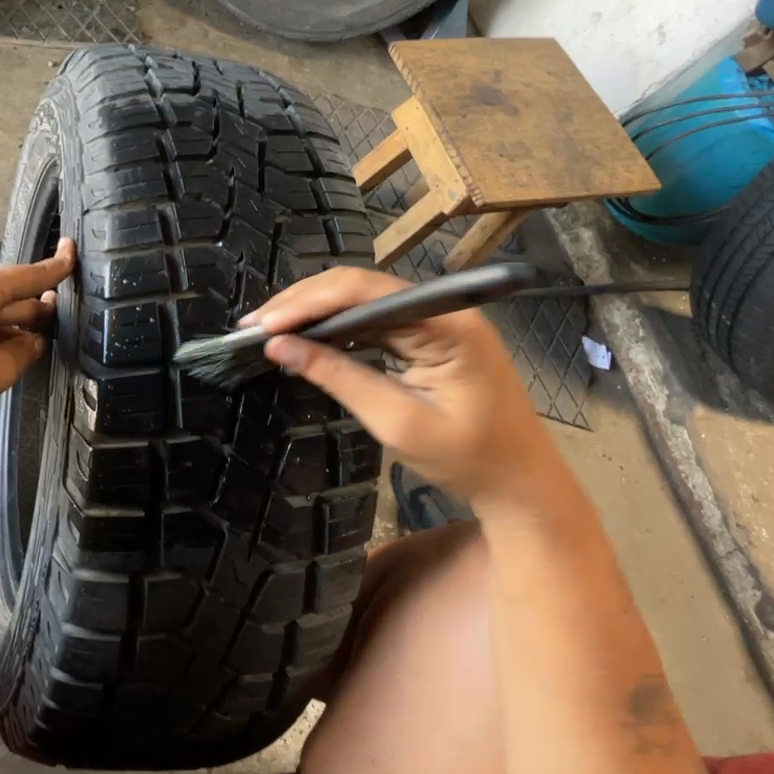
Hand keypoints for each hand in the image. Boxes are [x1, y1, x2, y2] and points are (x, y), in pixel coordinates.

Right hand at [248, 267, 558, 505]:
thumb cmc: (469, 459)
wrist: (522, 485)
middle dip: (300, 304)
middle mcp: (440, 308)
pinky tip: (302, 338)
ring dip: (311, 314)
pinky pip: (370, 320)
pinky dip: (332, 328)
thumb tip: (279, 348)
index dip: (307, 303)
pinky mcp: (426, 337)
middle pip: (356, 288)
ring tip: (266, 330)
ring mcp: (434, 320)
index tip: (264, 326)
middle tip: (252, 327)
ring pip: (358, 300)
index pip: (363, 292)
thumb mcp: (397, 421)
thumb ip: (337, 377)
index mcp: (446, 322)